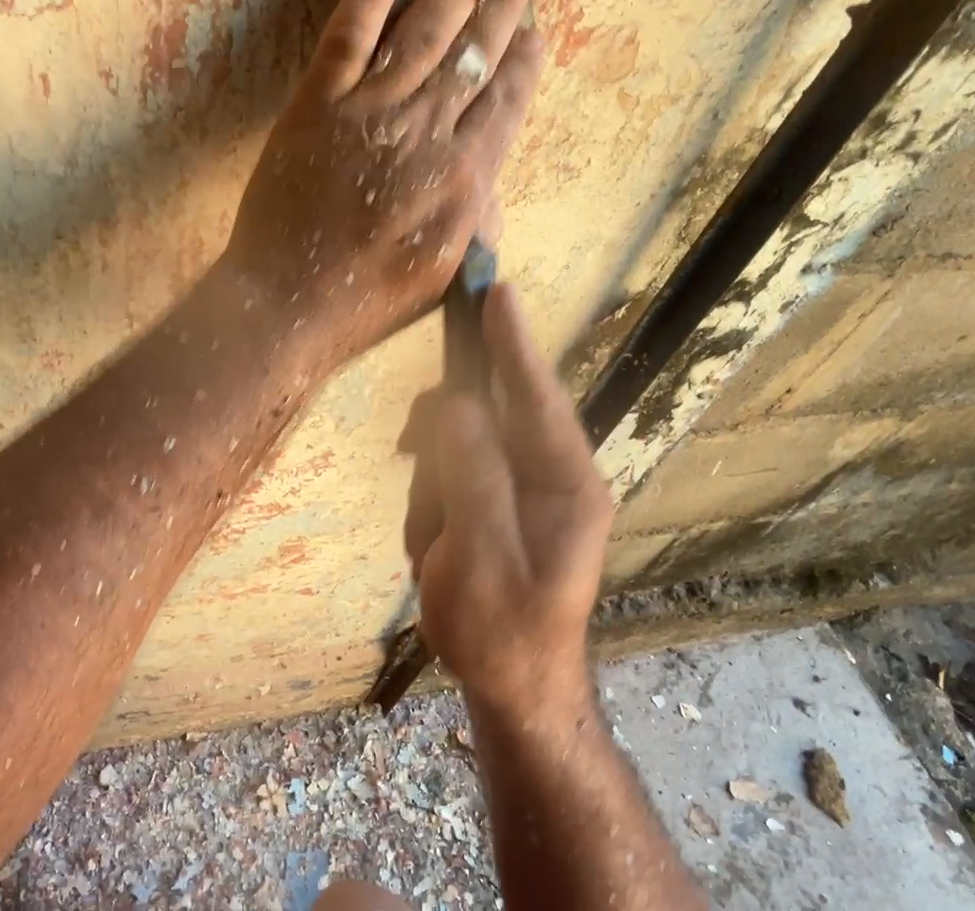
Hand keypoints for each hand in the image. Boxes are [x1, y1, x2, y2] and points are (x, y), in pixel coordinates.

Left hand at [221, 0, 541, 363]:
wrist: (288, 303)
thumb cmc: (365, 301)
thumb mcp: (441, 274)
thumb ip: (472, 221)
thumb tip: (489, 186)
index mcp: (464, 178)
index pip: (505, 104)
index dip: (523, 64)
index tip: (536, 30)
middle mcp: (427, 133)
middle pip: (475, 54)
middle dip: (504, 1)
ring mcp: (371, 111)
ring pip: (425, 32)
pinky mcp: (318, 103)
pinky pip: (350, 34)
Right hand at [411, 285, 612, 713]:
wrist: (512, 685)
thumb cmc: (504, 633)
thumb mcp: (482, 562)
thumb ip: (473, 479)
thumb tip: (457, 406)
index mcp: (566, 485)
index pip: (536, 397)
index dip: (511, 343)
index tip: (494, 288)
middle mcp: (550, 477)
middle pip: (488, 417)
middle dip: (443, 440)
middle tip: (408, 454)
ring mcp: (521, 491)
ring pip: (456, 448)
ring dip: (430, 491)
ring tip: (430, 547)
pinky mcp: (494, 505)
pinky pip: (447, 477)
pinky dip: (428, 509)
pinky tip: (432, 550)